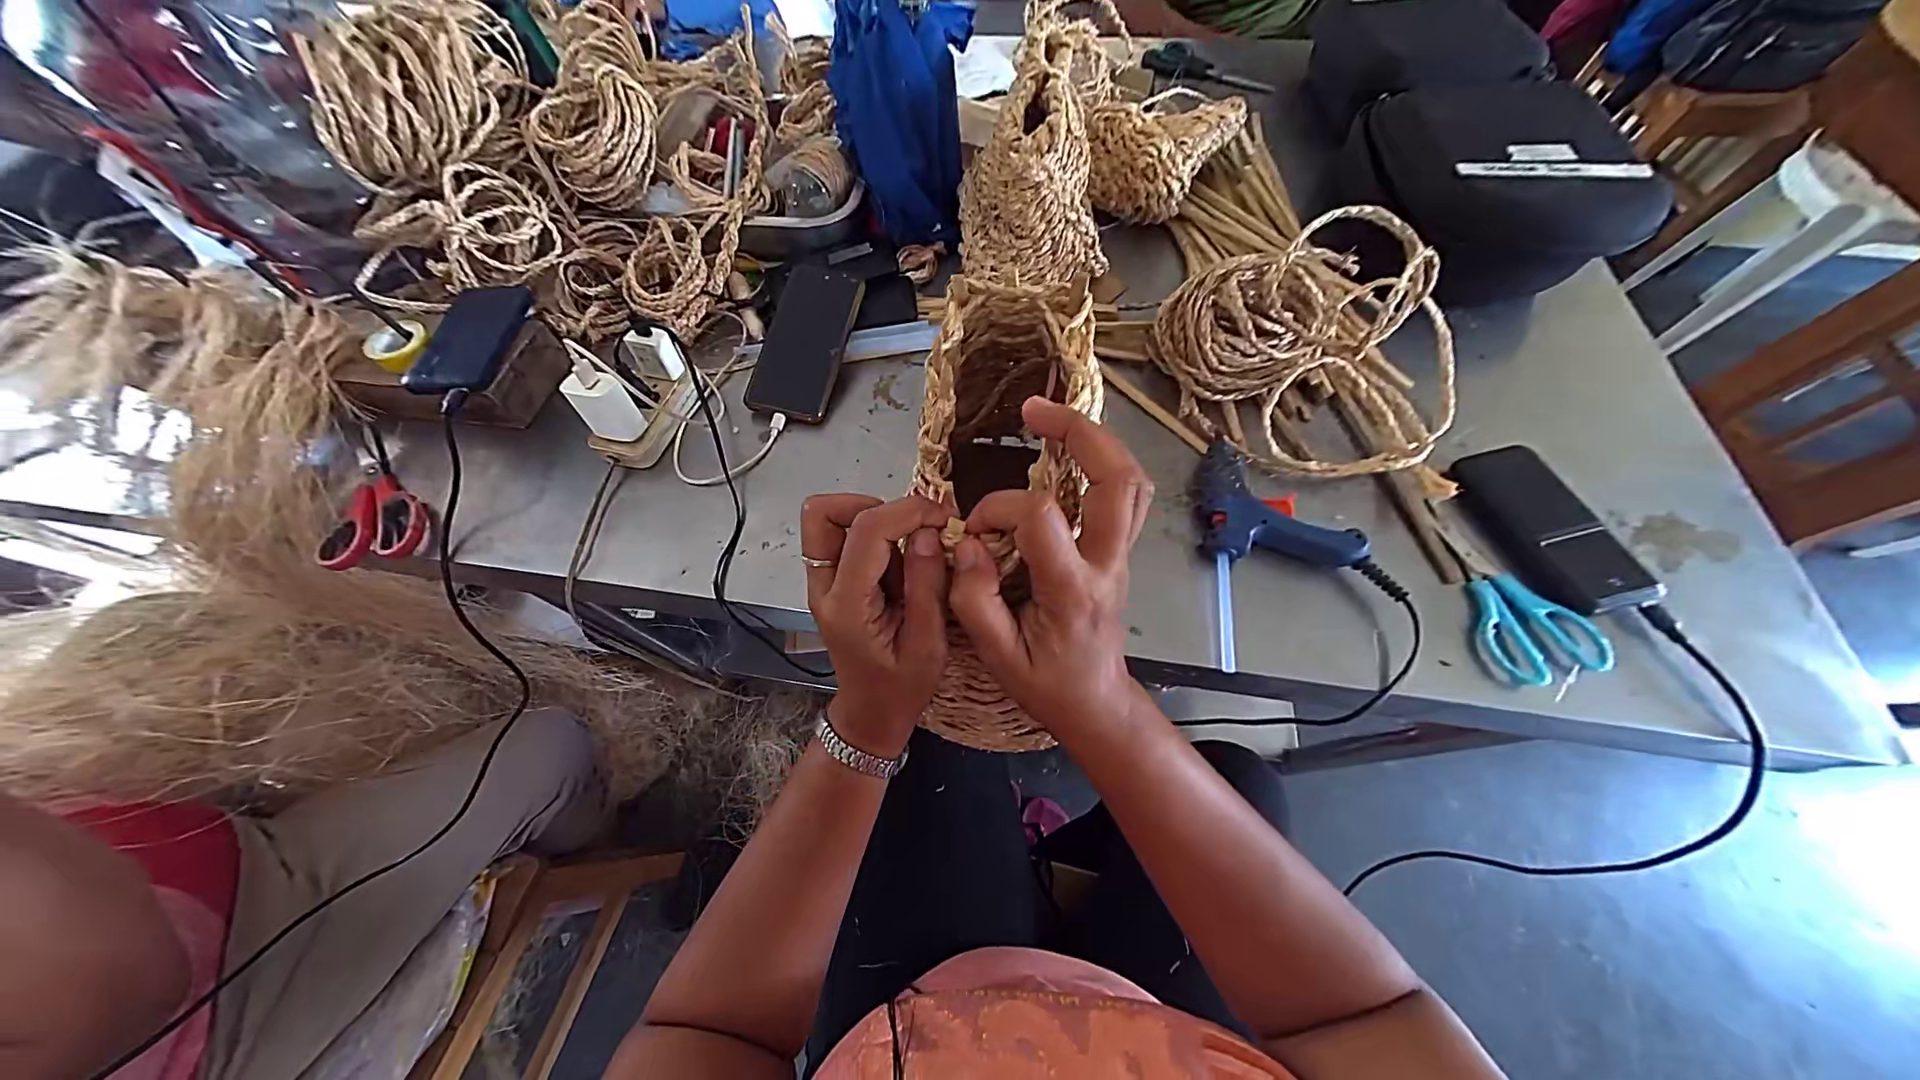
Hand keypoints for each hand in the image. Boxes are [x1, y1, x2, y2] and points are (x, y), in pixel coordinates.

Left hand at [801, 494, 951, 758]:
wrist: (871, 712)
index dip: (908, 511)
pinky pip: (845, 538)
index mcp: (847, 605)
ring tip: (912, 547)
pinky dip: (878, 535)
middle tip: (914, 526)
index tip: (943, 518)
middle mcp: (824, 587)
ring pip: (830, 520)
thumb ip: (927, 586)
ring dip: (876, 519)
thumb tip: (927, 532)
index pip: (866, 531)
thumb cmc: (901, 689)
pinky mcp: (833, 581)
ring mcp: (824, 583)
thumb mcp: (928, 645)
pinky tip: (904, 563)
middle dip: (874, 505)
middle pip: (823, 513)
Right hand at [947, 397, 1153, 743]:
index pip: (1040, 518)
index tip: (974, 530)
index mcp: (1072, 591)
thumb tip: (969, 545)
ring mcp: (1121, 556)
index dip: (998, 509)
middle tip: (1034, 409)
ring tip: (1052, 420)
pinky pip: (1127, 495)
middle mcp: (1107, 565)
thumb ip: (974, 600)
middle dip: (1078, 431)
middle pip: (1118, 479)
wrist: (1095, 701)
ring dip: (1097, 440)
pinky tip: (1071, 453)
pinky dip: (1103, 463)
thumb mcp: (997, 657)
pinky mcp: (1119, 551)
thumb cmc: (1047, 685)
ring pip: (1132, 481)